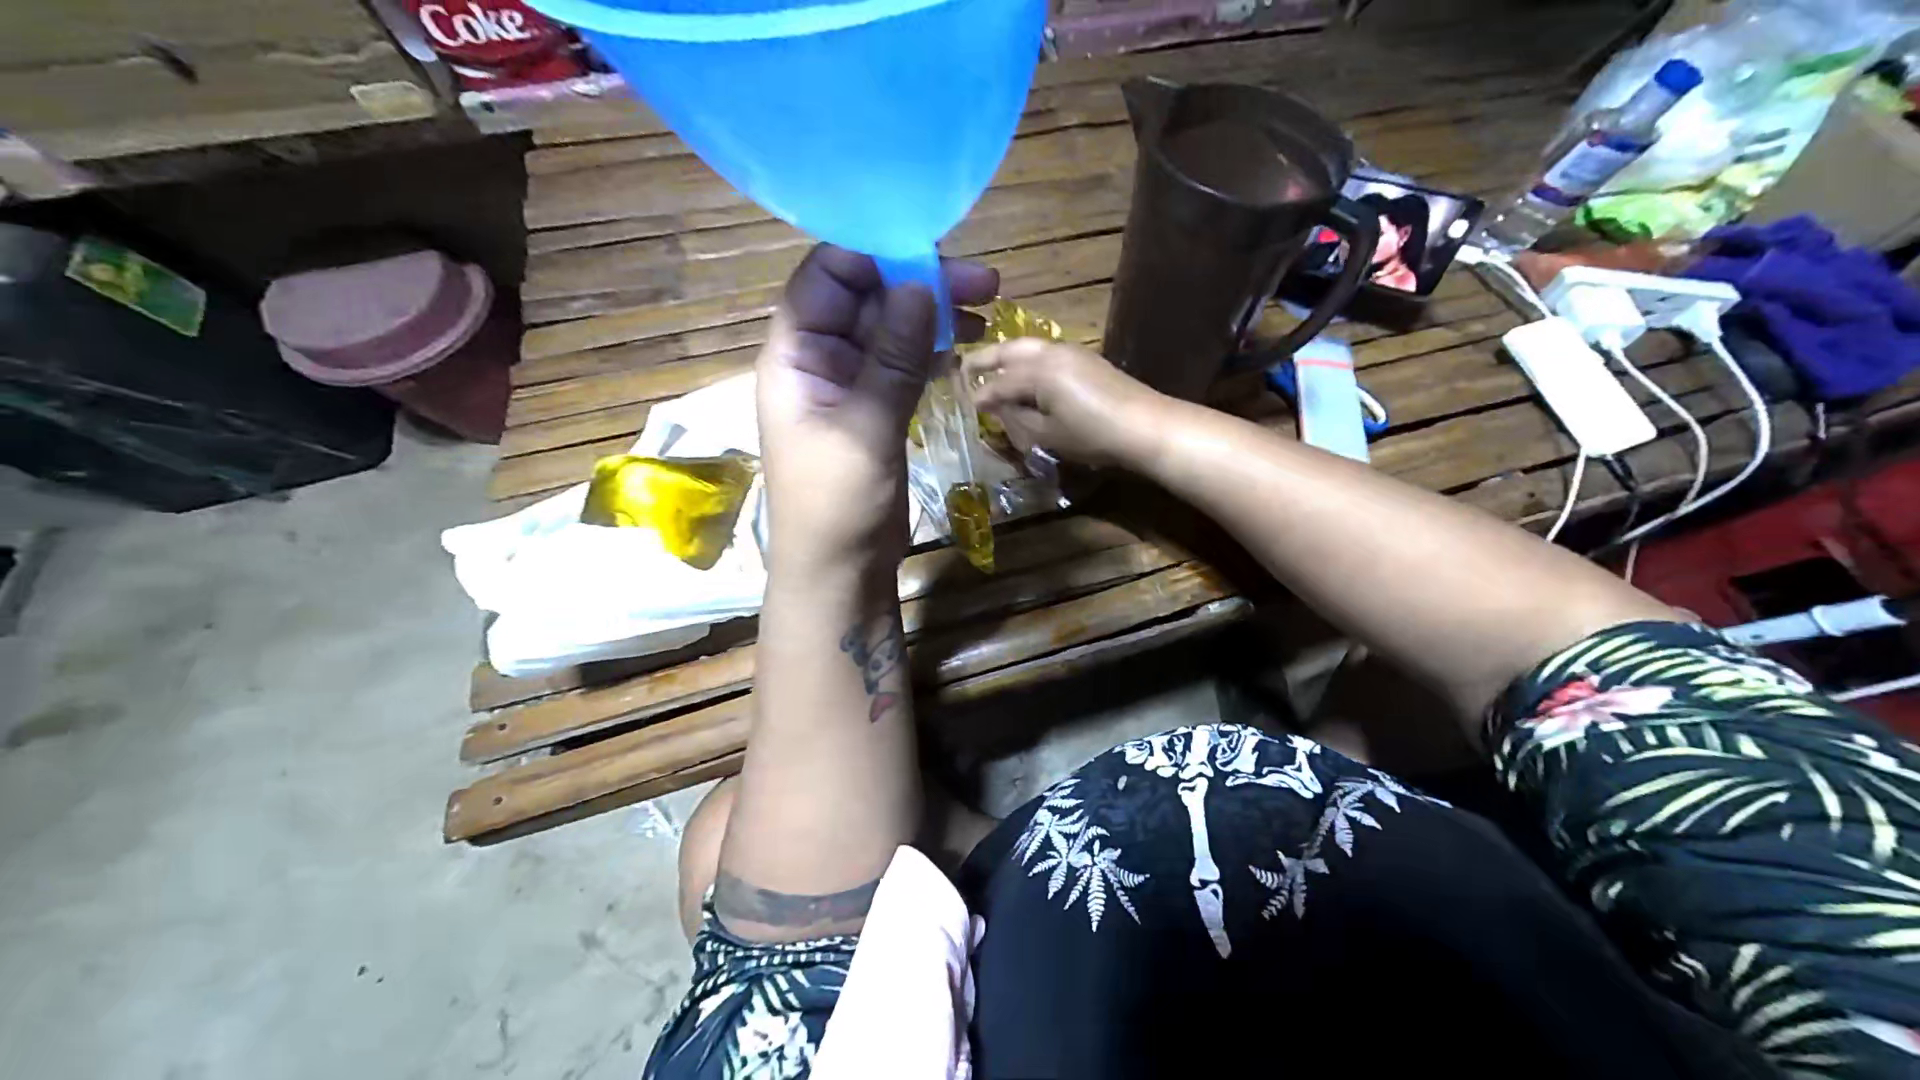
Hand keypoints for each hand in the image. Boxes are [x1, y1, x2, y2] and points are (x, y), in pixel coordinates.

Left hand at [757, 245, 998, 564]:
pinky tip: (966, 345)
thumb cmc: (837, 504)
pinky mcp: (876, 408)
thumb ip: (892, 356)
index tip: (932, 249)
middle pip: (867, 298)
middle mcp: (819, 360)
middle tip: (983, 281)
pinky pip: (903, 363)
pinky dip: (932, 350)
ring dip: (933, 315)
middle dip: (919, 283)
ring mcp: (849, 385)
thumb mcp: (865, 427)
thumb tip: (920, 284)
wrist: (840, 571)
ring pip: (891, 329)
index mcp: (796, 355)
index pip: (827, 279)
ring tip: (985, 309)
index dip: (874, 255)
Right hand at [963, 339, 1170, 467]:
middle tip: (962, 369)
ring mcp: (1070, 351)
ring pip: (1028, 348)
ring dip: (1006, 357)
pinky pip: (1045, 353)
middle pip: (1008, 351)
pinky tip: (1024, 377)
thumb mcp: (1046, 435)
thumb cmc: (1092, 435)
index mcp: (1036, 371)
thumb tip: (997, 408)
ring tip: (990, 371)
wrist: (1144, 426)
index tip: (963, 406)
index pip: (997, 384)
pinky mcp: (1085, 358)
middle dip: (984, 360)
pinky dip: (1026, 361)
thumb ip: (1016, 418)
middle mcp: (1049, 352)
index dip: (979, 397)